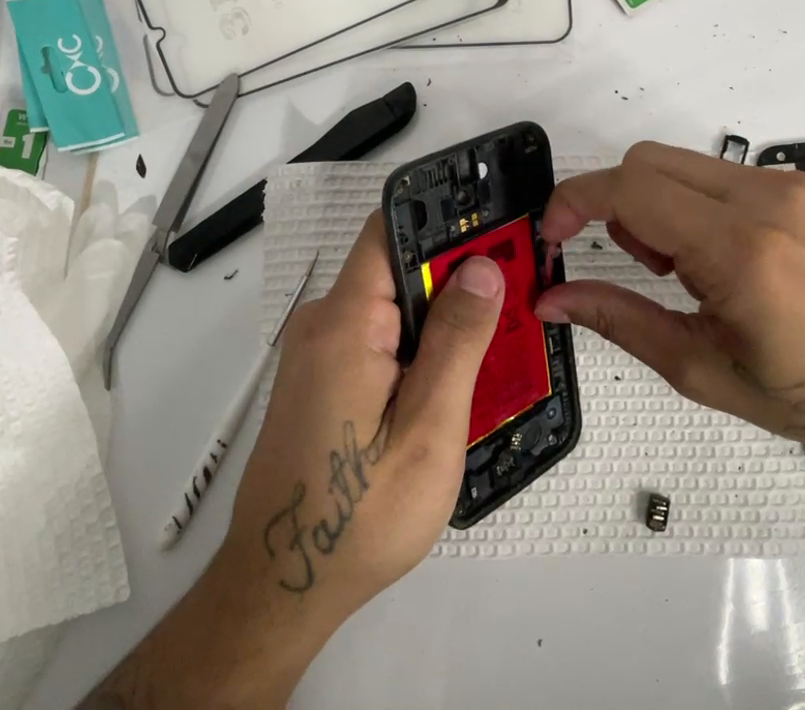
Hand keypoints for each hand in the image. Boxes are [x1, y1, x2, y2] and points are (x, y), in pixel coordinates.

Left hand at [86, 212, 502, 707]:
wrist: (283, 584)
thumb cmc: (361, 515)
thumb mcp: (428, 430)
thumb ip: (455, 342)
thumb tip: (481, 266)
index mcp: (343, 324)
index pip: (390, 232)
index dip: (446, 221)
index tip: (501, 227)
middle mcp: (321, 326)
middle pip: (395, 271)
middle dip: (457, 277)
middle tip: (521, 298)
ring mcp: (316, 355)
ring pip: (389, 311)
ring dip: (441, 320)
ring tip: (500, 345)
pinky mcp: (319, 382)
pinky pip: (375, 342)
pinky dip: (416, 350)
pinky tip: (453, 381)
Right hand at [536, 142, 804, 483]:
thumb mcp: (704, 371)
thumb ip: (619, 322)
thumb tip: (550, 300)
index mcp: (740, 250)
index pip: (629, 188)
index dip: (572, 202)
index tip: (550, 238)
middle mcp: (766, 199)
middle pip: (647, 160)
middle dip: (612, 204)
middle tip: (635, 268)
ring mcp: (792, 186)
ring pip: (683, 164)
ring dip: (653, 203)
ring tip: (683, 271)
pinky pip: (721, 174)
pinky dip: (692, 203)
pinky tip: (720, 259)